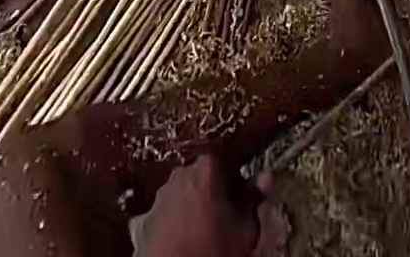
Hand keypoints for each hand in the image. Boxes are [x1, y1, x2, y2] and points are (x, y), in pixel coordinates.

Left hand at [139, 154, 270, 256]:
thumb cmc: (212, 250)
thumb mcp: (246, 228)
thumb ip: (256, 198)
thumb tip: (266, 178)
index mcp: (206, 167)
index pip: (227, 161)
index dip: (236, 181)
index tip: (242, 200)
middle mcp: (180, 175)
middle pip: (203, 178)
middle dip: (214, 195)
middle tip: (225, 221)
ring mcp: (159, 199)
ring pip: (184, 197)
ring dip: (193, 210)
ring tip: (204, 237)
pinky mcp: (144, 225)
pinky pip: (166, 218)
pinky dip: (174, 227)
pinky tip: (184, 245)